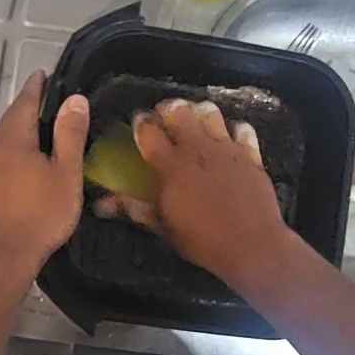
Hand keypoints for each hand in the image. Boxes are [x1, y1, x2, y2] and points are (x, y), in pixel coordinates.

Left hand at [0, 72, 89, 273]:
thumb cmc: (40, 215)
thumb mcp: (65, 174)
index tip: (47, 73)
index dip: (38, 86)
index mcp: (14, 139)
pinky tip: (29, 160)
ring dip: (22, 127)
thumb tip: (74, 99)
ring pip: (5, 138)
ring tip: (43, 126)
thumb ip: (69, 135)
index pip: (26, 101)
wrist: (3, 257)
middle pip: (12, 117)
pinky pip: (3, 156)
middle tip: (50, 97)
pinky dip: (17, 147)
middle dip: (29, 104)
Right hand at [113, 99, 296, 283]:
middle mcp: (197, 148)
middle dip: (168, 109)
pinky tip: (230, 139)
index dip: (140, 122)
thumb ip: (135, 208)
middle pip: (178, 110)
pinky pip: (242, 129)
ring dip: (199, 113)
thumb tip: (103, 204)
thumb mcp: (164, 227)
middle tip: (166, 119)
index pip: (147, 129)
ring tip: (196, 123)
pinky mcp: (250, 154)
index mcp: (170, 165)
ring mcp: (226, 148)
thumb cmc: (202, 240)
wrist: (252, 245)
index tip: (138, 124)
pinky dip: (234, 130)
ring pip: (210, 112)